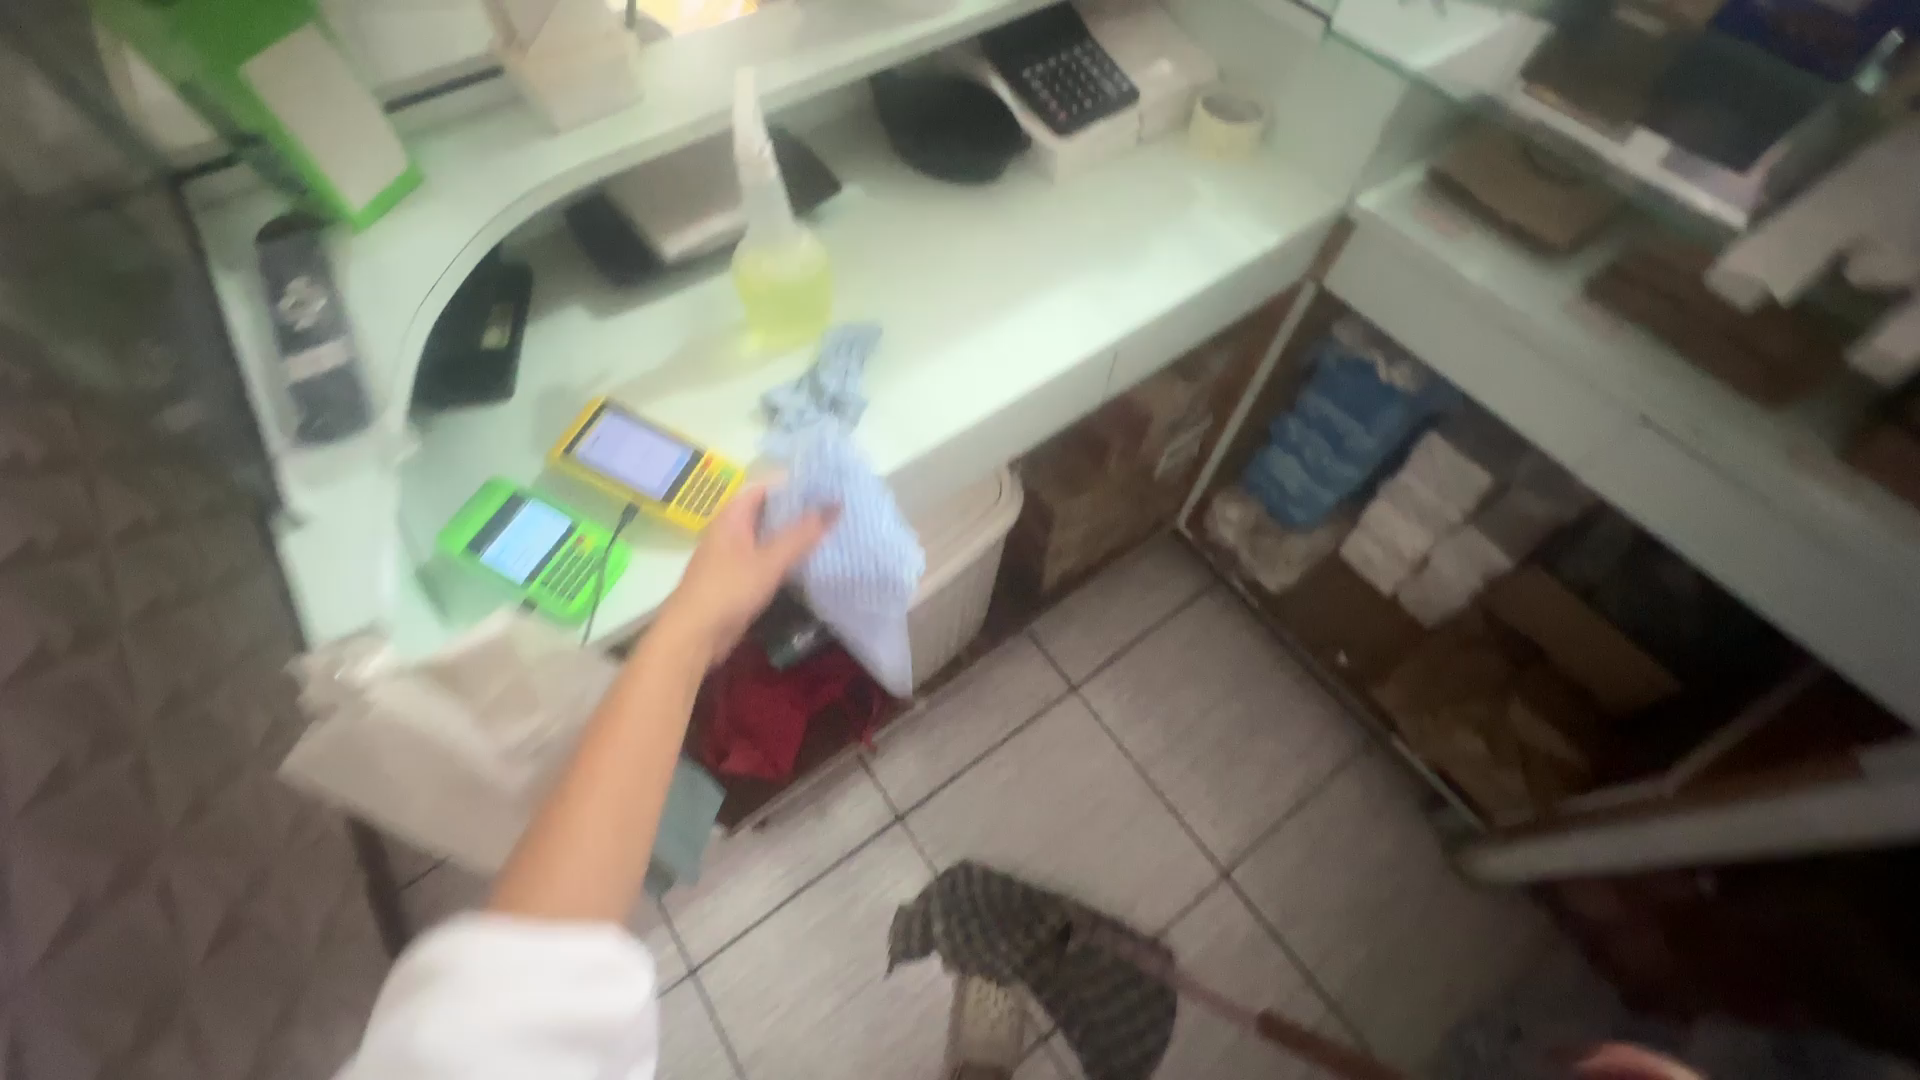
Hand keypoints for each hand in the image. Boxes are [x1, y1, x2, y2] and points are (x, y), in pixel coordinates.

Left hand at [654, 484, 834, 668]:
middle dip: (796, 511)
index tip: (824, 486)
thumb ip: (802, 534)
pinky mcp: (736, 581)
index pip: (763, 489)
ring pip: (767, 539)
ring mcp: (731, 558)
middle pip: (766, 513)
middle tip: (833, 509)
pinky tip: (808, 564)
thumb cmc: (729, 590)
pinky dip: (785, 560)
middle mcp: (729, 532)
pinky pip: (765, 562)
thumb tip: (835, 505)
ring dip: (792, 537)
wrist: (694, 636)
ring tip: (829, 533)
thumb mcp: (770, 560)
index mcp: (731, 518)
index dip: (791, 485)